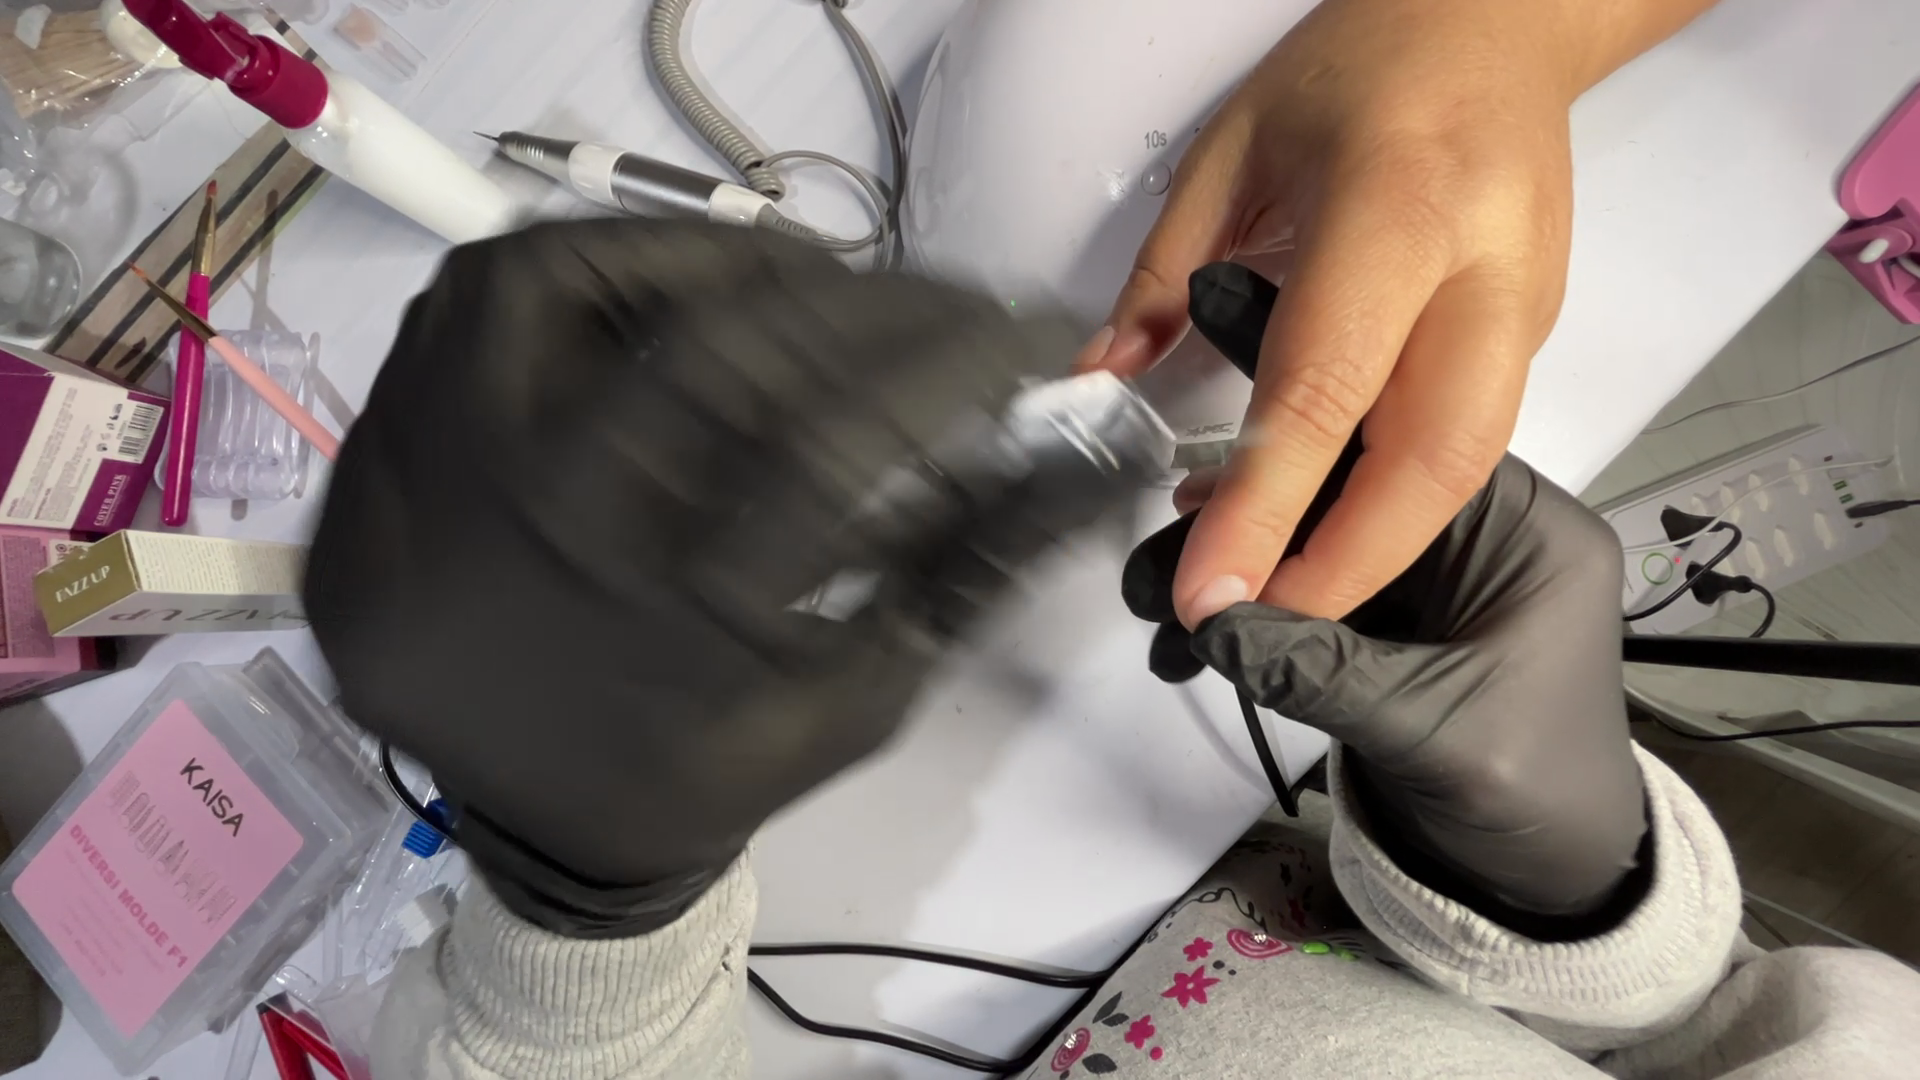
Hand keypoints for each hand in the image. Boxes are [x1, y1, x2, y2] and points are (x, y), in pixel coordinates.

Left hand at [305, 220, 1138, 937]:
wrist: (557, 827)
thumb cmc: (728, 769)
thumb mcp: (865, 697)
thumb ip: (973, 570)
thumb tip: (1087, 461)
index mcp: (670, 646)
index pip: (832, 454)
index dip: (948, 370)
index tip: (1030, 332)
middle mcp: (537, 553)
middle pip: (724, 365)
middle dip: (878, 312)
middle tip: (953, 301)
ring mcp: (430, 491)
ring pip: (584, 294)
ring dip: (742, 265)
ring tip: (833, 284)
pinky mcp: (380, 457)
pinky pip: (489, 294)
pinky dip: (607, 260)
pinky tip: (695, 285)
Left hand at [1090, 0, 1711, 626]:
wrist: (1497, 20)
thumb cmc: (1365, 64)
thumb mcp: (1226, 157)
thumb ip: (1156, 283)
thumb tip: (1101, 377)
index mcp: (1393, 211)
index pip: (1320, 393)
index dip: (1262, 509)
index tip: (1211, 589)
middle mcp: (1477, 272)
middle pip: (1426, 465)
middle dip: (1341, 569)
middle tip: (1254, 626)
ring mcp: (1520, 309)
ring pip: (1459, 471)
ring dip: (1367, 550)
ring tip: (1270, 584)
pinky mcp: (1525, 334)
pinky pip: (1456, 443)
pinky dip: (1384, 501)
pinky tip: (1309, 513)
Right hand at [1126, 450, 1647, 924]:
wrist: (1539, 865)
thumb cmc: (1529, 797)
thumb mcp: (1425, 729)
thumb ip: (1317, 672)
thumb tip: (1210, 624)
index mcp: (1518, 533)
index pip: (1394, 470)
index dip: (1294, 484)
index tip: (1202, 507)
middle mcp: (1466, 531)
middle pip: (1337, 502)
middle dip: (1245, 534)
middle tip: (1163, 562)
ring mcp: (1419, 570)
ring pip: (1308, 541)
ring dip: (1234, 572)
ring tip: (1160, 600)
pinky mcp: (1382, 606)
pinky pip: (1302, 585)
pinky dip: (1247, 605)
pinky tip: (1195, 624)